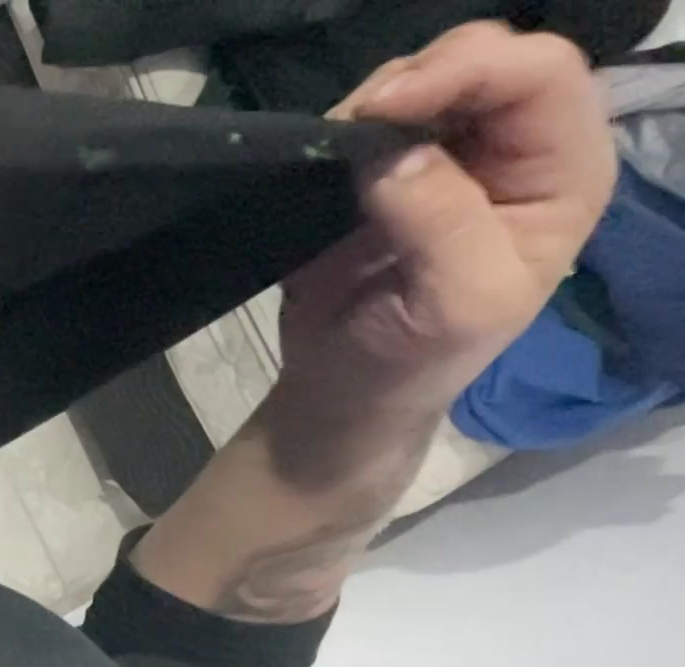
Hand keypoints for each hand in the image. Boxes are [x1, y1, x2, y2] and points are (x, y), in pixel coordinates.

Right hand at [276, 21, 617, 421]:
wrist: (341, 391)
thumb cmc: (411, 361)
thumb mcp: (455, 305)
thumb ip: (441, 223)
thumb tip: (394, 153)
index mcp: (557, 177)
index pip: (540, 78)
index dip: (468, 72)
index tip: (380, 110)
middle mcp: (508, 154)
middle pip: (486, 59)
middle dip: (420, 78)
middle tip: (356, 125)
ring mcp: (440, 160)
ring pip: (423, 78)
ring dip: (372, 102)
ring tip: (335, 152)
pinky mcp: (376, 176)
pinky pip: (366, 119)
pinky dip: (342, 124)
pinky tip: (325, 157)